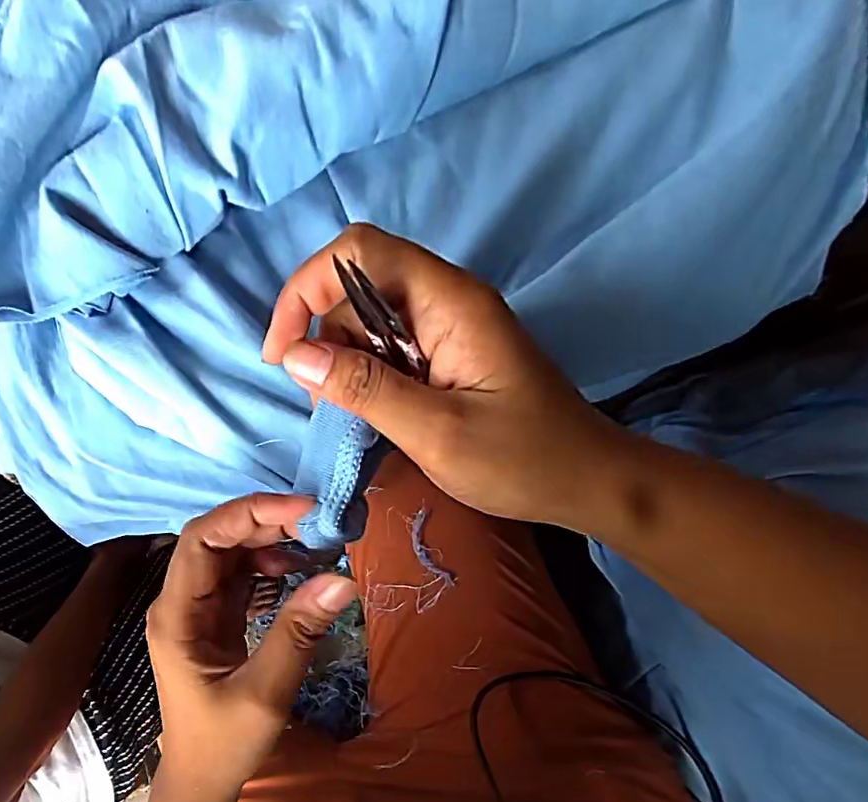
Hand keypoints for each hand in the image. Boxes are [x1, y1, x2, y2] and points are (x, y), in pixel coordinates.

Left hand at [146, 494, 356, 798]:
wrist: (202, 780)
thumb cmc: (224, 744)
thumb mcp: (265, 692)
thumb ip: (298, 633)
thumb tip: (341, 580)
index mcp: (175, 615)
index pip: (202, 540)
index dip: (247, 514)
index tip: (300, 508)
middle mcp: (180, 603)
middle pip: (216, 540)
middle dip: (264, 523)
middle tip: (317, 522)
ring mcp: (197, 610)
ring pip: (229, 556)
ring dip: (269, 542)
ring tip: (314, 544)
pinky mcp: (215, 620)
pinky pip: (240, 578)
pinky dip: (269, 567)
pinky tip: (297, 568)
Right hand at [262, 223, 635, 527]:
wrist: (584, 482)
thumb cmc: (520, 460)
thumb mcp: (434, 430)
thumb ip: (363, 389)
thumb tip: (295, 357)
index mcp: (449, 302)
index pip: (358, 253)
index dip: (306, 290)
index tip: (283, 355)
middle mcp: (444, 301)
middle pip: (356, 288)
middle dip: (324, 340)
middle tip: (325, 404)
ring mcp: (445, 328)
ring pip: (366, 323)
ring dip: (342, 365)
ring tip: (355, 419)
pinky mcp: (444, 355)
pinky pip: (386, 351)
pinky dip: (364, 379)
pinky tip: (374, 416)